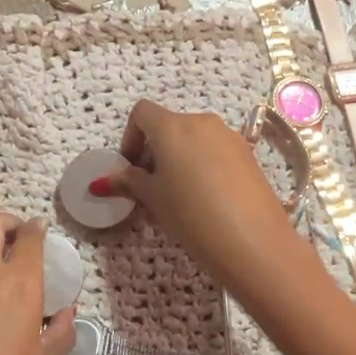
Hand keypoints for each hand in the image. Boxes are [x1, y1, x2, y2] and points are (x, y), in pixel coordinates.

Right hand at [102, 100, 307, 298]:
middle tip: (151, 185)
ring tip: (179, 194)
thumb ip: (128, 182)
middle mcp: (202, 121)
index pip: (142, 113)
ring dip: (179, 156)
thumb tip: (102, 181)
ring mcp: (229, 135)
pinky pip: (215, 149)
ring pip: (194, 137)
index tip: (131, 167)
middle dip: (154, 150)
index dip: (130, 137)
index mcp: (173, 126)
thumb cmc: (191, 215)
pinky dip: (202, 163)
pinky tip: (207, 197)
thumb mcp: (154, 199)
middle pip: (169, 124)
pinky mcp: (248, 153)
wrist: (253, 241)